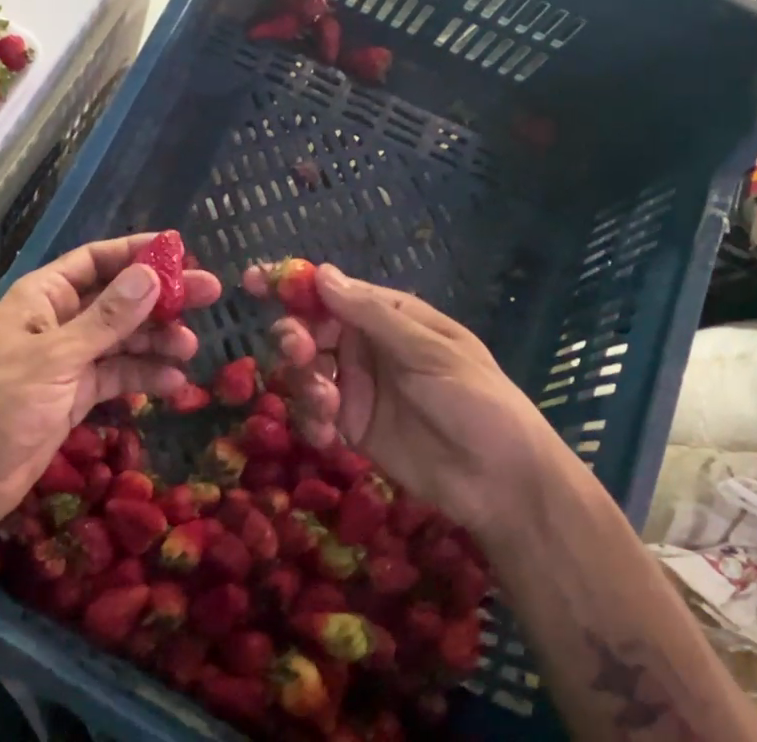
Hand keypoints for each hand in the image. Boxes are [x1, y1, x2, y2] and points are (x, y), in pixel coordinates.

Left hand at [0, 234, 222, 522]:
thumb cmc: (0, 404)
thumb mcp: (55, 358)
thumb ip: (106, 320)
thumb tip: (151, 275)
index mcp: (41, 297)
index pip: (94, 261)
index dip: (135, 253)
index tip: (181, 251)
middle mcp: (57, 321)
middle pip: (116, 298)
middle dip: (160, 298)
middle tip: (211, 294)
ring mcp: (67, 359)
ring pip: (121, 339)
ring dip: (156, 340)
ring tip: (191, 349)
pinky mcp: (74, 395)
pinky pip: (116, 375)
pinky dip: (143, 376)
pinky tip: (173, 383)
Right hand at [243, 262, 566, 540]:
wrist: (503, 483)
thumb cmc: (479, 402)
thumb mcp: (431, 351)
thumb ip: (372, 316)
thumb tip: (321, 274)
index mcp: (390, 319)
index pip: (332, 293)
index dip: (291, 285)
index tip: (252, 282)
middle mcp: (366, 348)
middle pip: (308, 330)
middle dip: (294, 338)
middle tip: (299, 353)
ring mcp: (356, 388)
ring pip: (304, 371)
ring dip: (303, 381)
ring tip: (326, 402)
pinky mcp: (350, 428)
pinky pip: (312, 413)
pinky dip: (310, 418)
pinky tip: (325, 431)